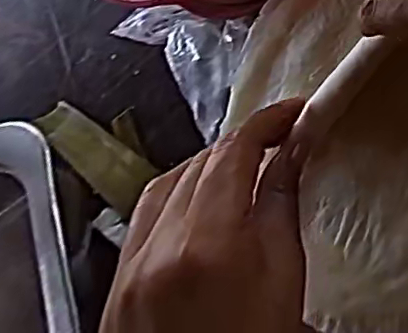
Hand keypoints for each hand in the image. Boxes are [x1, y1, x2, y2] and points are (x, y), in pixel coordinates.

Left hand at [101, 99, 308, 332]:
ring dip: (208, 165)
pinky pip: (143, 219)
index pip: (236, 151)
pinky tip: (201, 203)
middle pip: (203, 162)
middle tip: (280, 140)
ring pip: (167, 182)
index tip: (295, 113)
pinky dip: (175, 196)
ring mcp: (128, 275)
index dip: (269, 122)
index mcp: (207, 245)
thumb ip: (283, 199)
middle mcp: (157, 252)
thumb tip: (293, 147)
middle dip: (244, 144)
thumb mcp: (285, 274)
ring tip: (243, 168)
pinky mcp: (113, 294)